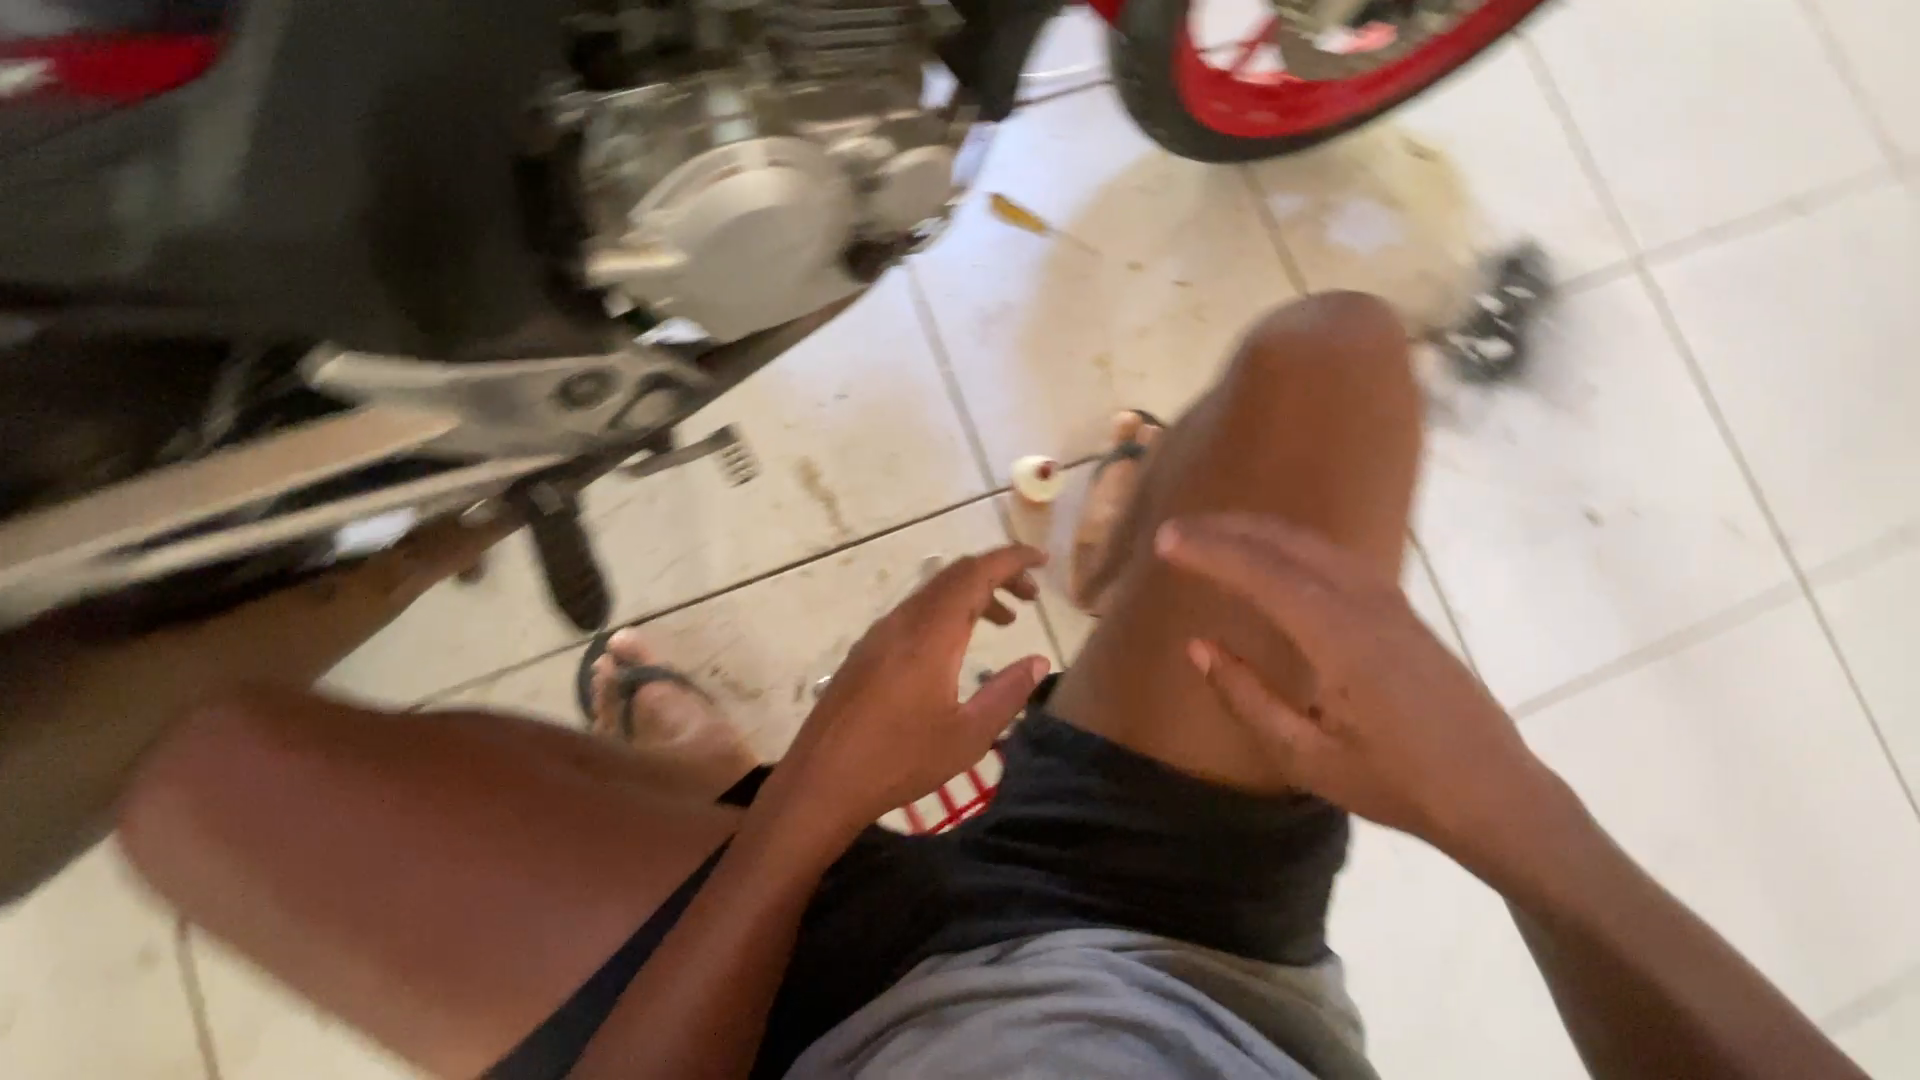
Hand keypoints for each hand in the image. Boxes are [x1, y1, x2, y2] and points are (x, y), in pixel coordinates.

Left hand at [768, 545, 1051, 842]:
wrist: (822, 781)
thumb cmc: (900, 760)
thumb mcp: (968, 735)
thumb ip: (1007, 692)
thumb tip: (1038, 660)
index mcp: (931, 634)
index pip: (976, 574)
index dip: (1012, 559)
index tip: (1042, 559)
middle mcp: (903, 622)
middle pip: (954, 575)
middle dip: (997, 574)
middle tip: (1031, 595)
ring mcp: (879, 634)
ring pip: (932, 593)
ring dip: (971, 595)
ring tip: (1005, 621)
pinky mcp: (865, 652)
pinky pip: (913, 612)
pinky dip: (946, 612)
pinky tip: (957, 647)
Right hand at [1156, 514, 1570, 860]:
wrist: (1496, 793)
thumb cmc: (1396, 784)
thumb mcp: (1305, 756)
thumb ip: (1246, 697)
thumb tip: (1198, 646)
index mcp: (1341, 638)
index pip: (1264, 574)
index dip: (1211, 552)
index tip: (1165, 542)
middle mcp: (1367, 604)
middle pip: (1289, 544)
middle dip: (1228, 530)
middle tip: (1176, 531)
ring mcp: (1391, 602)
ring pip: (1316, 543)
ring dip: (1259, 531)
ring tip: (1213, 533)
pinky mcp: (1402, 610)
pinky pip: (1336, 556)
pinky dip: (1292, 544)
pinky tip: (1274, 555)